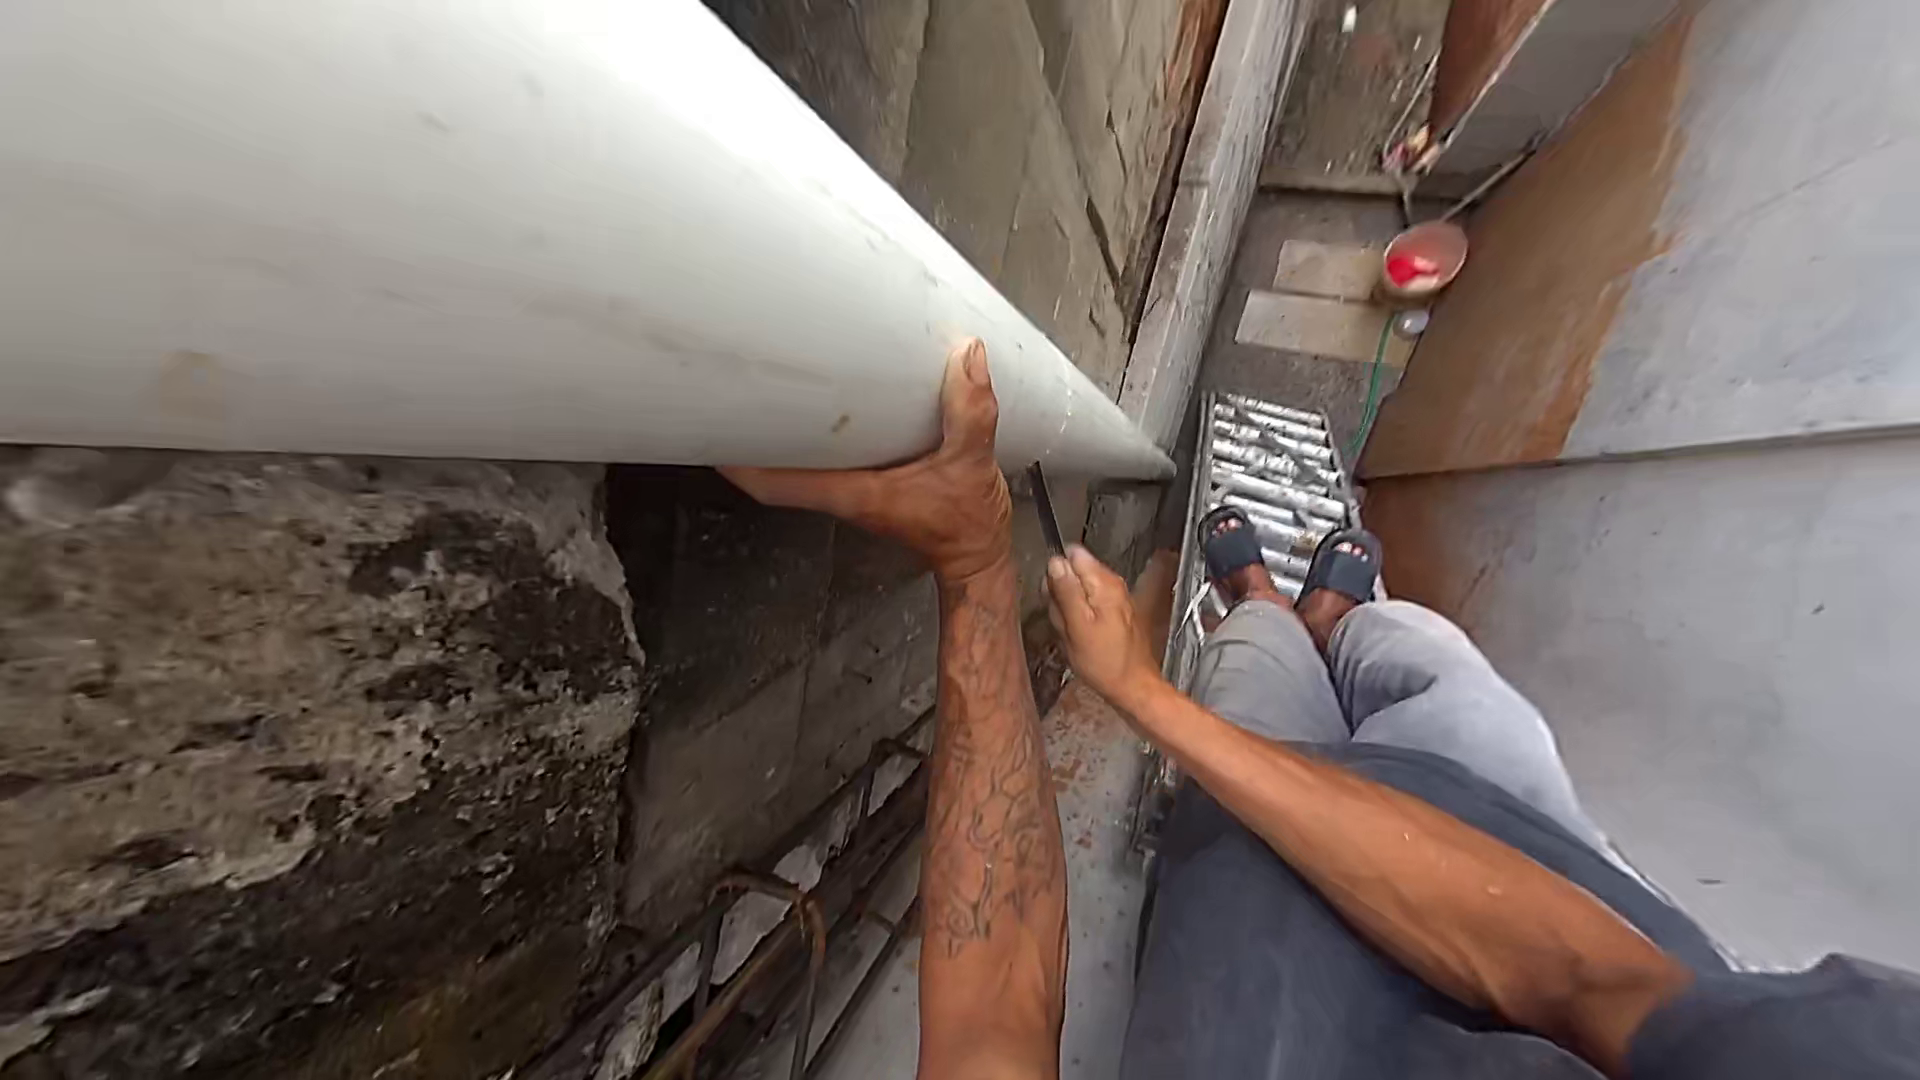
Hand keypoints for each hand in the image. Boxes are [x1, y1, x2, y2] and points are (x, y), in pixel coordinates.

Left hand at [720, 339, 1012, 583]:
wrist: (977, 556)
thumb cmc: (966, 528)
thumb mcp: (972, 467)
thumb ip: (971, 412)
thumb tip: (967, 357)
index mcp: (855, 494)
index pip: (774, 484)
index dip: (735, 458)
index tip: (706, 423)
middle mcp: (846, 493)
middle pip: (777, 468)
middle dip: (753, 428)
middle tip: (736, 380)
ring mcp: (857, 490)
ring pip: (803, 462)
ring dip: (786, 429)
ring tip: (773, 382)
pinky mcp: (872, 484)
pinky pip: (832, 459)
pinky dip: (823, 434)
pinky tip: (834, 405)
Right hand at [1046, 545, 1164, 708]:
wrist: (1133, 688)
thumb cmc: (1104, 662)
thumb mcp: (1076, 627)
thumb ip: (1065, 591)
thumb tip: (1054, 561)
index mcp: (1104, 584)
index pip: (1073, 555)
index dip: (1057, 573)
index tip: (1054, 597)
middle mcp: (1113, 584)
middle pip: (1074, 573)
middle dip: (1061, 594)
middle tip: (1064, 621)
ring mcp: (1115, 599)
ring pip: (1078, 592)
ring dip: (1068, 610)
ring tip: (1072, 633)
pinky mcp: (1115, 613)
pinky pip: (1087, 607)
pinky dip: (1079, 619)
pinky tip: (1080, 637)